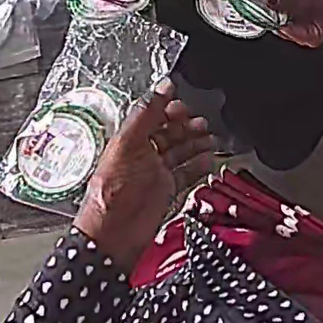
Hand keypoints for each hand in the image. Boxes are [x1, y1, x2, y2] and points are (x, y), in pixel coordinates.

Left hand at [73, 84, 214, 269]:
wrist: (113, 236)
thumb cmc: (113, 193)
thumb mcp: (128, 143)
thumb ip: (147, 112)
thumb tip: (163, 86)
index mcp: (130, 140)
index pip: (152, 116)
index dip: (169, 109)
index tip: (183, 105)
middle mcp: (143, 155)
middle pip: (170, 133)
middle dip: (187, 125)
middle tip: (201, 122)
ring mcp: (156, 173)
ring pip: (181, 151)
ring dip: (196, 143)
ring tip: (210, 137)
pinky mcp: (166, 191)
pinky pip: (187, 173)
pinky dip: (199, 165)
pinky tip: (208, 158)